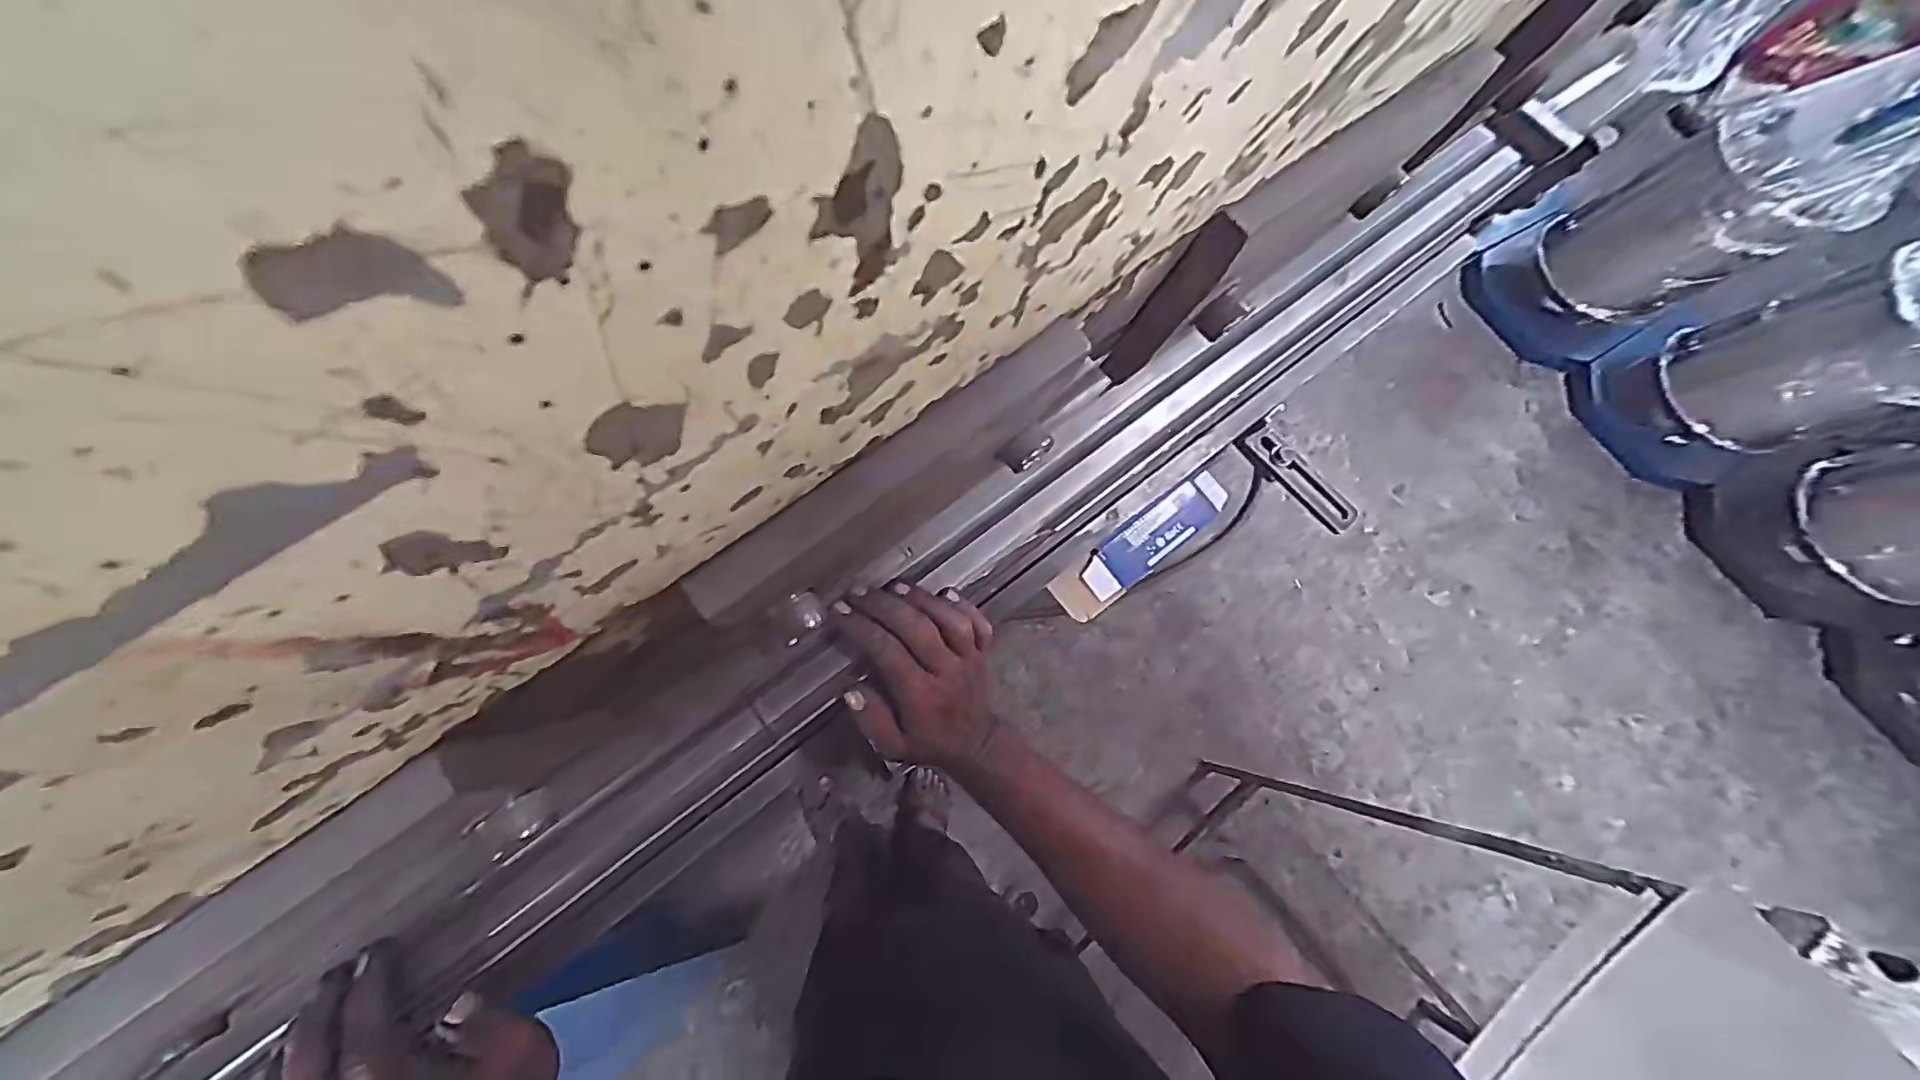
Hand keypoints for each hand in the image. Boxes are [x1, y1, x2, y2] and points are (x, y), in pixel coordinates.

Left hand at [282, 941, 557, 1079]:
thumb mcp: (524, 1057)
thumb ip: (493, 1025)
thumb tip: (458, 1000)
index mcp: (388, 1078)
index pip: (366, 1018)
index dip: (371, 979)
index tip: (379, 952)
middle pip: (309, 1052)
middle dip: (324, 1005)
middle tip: (340, 972)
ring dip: (292, 1047)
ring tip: (310, 1017)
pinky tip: (288, 1071)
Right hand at [832, 583, 1000, 770]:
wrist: (977, 746)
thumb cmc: (930, 743)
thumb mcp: (893, 747)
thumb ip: (871, 721)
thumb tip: (851, 691)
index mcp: (921, 695)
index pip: (887, 652)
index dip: (861, 628)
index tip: (839, 612)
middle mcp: (946, 671)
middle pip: (916, 628)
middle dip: (883, 605)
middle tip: (858, 592)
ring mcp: (969, 659)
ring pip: (948, 620)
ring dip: (921, 598)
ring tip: (893, 586)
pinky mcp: (983, 652)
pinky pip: (977, 623)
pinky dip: (963, 605)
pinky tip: (944, 591)